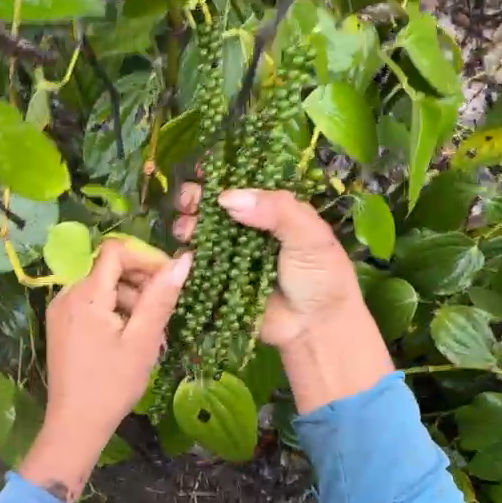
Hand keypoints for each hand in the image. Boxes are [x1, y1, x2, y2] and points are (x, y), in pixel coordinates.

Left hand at [18, 238, 192, 501]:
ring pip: (103, 288)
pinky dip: (115, 314)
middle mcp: (66, 295)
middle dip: (140, 285)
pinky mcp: (61, 326)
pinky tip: (130, 341)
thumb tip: (183, 260)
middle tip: (163, 317)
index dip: (145, 259)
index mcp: (84, 295)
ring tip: (150, 336)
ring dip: (131, 303)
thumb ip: (160, 297)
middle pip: (109, 269)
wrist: (75, 424)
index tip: (168, 282)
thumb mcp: (143, 341)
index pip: (115, 251)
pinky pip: (92, 306)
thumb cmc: (111, 385)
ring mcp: (60, 311)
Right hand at [172, 184, 361, 348]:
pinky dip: (184, 261)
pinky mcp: (216, 284)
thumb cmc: (321, 276)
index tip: (201, 175)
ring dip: (187, 229)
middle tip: (187, 203)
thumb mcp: (309, 235)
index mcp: (271, 212)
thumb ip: (276, 211)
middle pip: (213, 209)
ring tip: (185, 231)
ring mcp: (229, 258)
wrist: (313, 327)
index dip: (220, 179)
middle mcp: (246, 231)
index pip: (242, 187)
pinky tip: (180, 256)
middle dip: (195, 202)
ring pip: (200, 236)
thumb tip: (228, 198)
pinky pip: (195, 269)